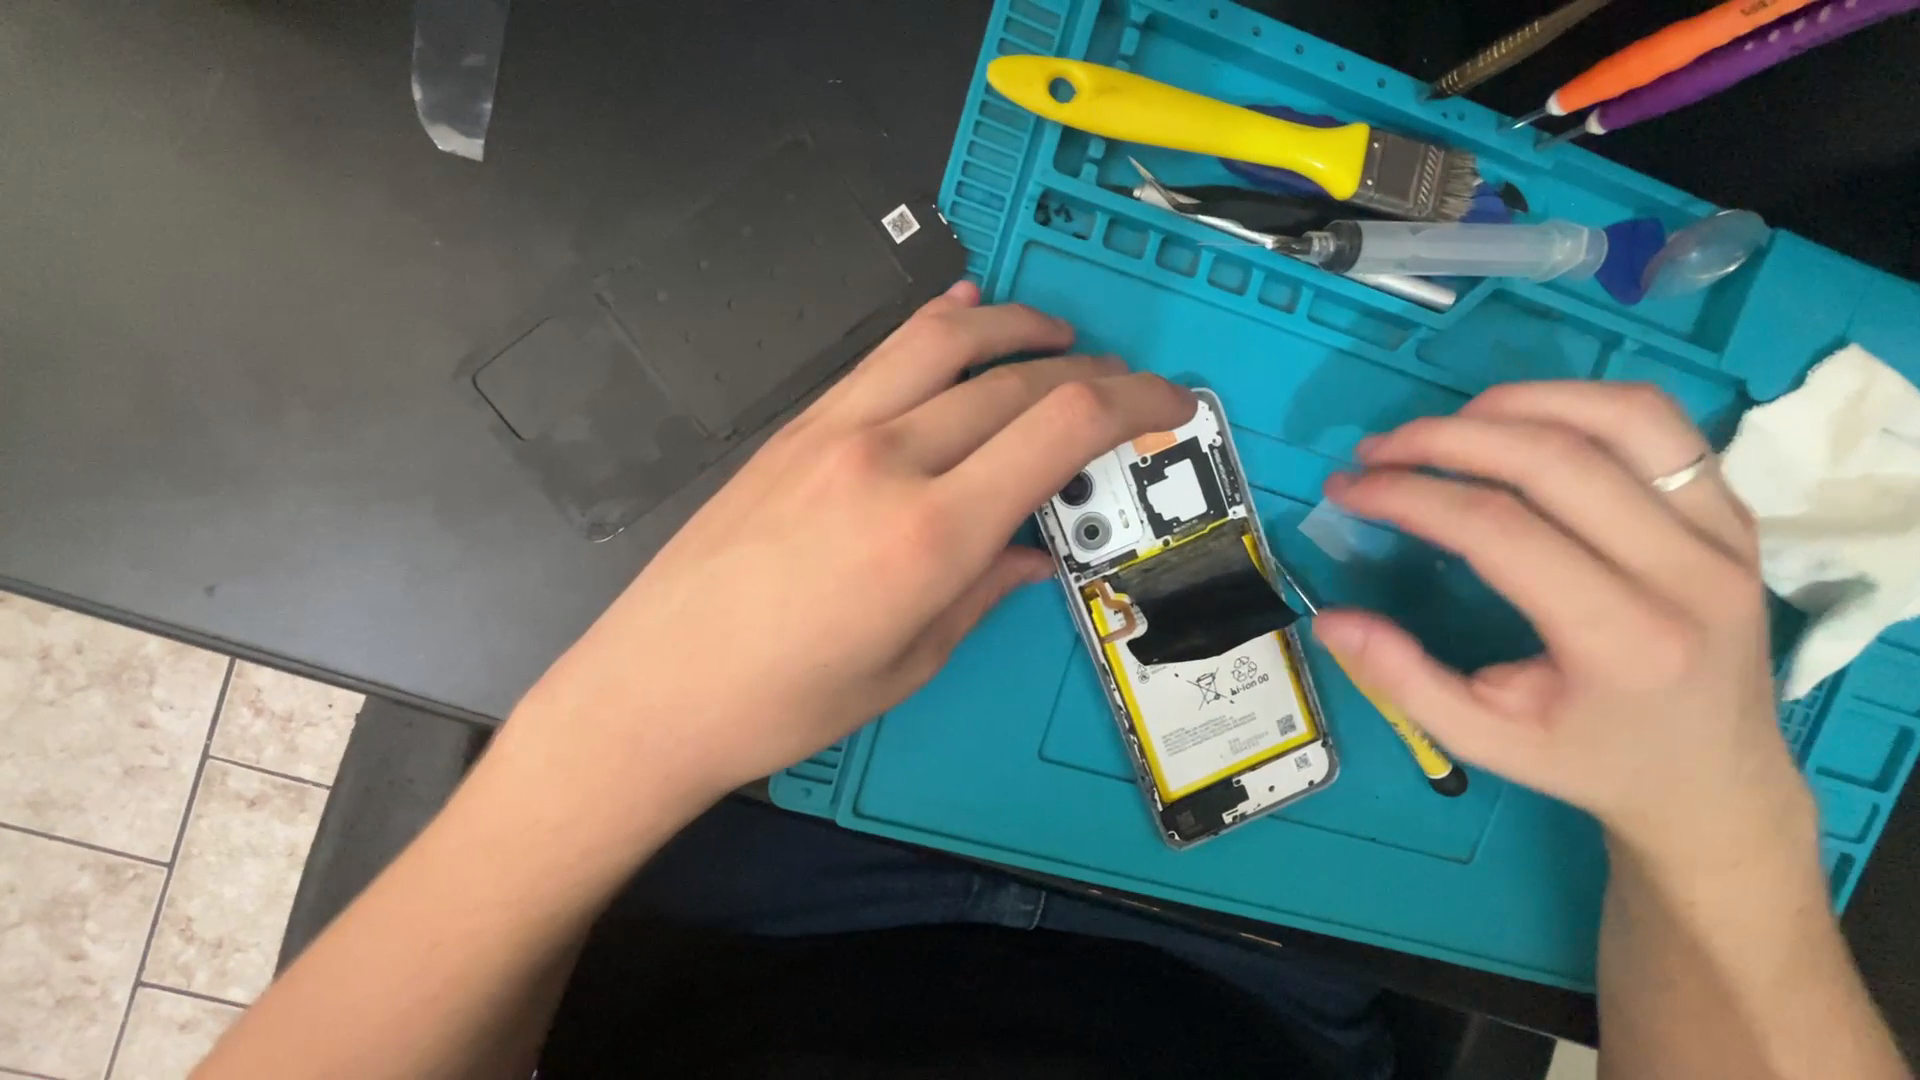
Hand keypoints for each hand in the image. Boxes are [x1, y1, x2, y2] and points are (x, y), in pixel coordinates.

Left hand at [510, 282, 1194, 807]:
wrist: (656, 687)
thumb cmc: (787, 702)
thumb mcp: (910, 662)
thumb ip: (986, 591)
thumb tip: (1037, 554)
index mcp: (932, 532)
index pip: (1060, 426)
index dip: (1134, 404)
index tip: (1170, 407)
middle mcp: (889, 458)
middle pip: (1018, 381)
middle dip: (1094, 375)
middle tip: (1129, 390)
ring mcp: (834, 430)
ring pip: (948, 339)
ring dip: (1018, 326)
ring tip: (1061, 337)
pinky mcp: (797, 426)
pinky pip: (884, 355)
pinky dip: (941, 329)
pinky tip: (966, 319)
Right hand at [1313, 382, 1808, 865]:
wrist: (1717, 777)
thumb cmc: (1588, 760)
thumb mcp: (1481, 740)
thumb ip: (1401, 678)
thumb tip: (1329, 618)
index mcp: (1623, 639)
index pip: (1500, 528)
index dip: (1409, 495)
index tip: (1348, 489)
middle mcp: (1688, 572)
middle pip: (1554, 458)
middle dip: (1443, 439)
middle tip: (1374, 451)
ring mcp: (1724, 533)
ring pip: (1619, 418)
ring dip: (1513, 404)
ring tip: (1443, 427)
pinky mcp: (1734, 513)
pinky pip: (1657, 426)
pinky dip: (1576, 404)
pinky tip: (1517, 425)